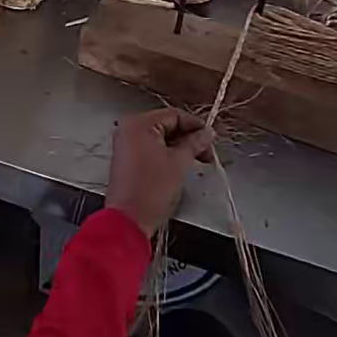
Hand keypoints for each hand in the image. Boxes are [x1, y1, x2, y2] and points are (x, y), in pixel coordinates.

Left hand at [107, 108, 214, 236]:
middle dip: (188, 137)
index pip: (174, 115)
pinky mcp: (127, 158)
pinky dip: (167, 153)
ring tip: (197, 160)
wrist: (128, 221)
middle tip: (206, 151)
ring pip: (160, 137)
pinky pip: (151, 147)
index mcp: (139, 124)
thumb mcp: (179, 162)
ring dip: (179, 146)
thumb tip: (208, 133)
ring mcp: (126, 143)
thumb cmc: (152, 190)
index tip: (211, 138)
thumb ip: (195, 143)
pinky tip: (181, 164)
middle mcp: (129, 129)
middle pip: (166, 124)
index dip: (196, 125)